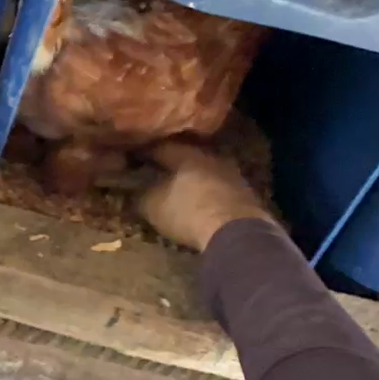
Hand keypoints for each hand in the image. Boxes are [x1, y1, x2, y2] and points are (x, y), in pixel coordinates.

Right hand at [135, 140, 272, 251]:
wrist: (236, 231)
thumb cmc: (188, 212)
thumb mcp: (154, 207)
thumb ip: (141, 195)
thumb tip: (133, 191)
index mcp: (185, 154)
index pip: (160, 147)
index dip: (144, 153)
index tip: (133, 157)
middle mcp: (210, 157)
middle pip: (186, 155)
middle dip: (172, 163)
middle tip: (158, 170)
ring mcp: (231, 173)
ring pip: (206, 170)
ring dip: (193, 177)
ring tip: (180, 187)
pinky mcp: (245, 193)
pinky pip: (220, 186)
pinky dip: (208, 191)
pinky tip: (202, 200)